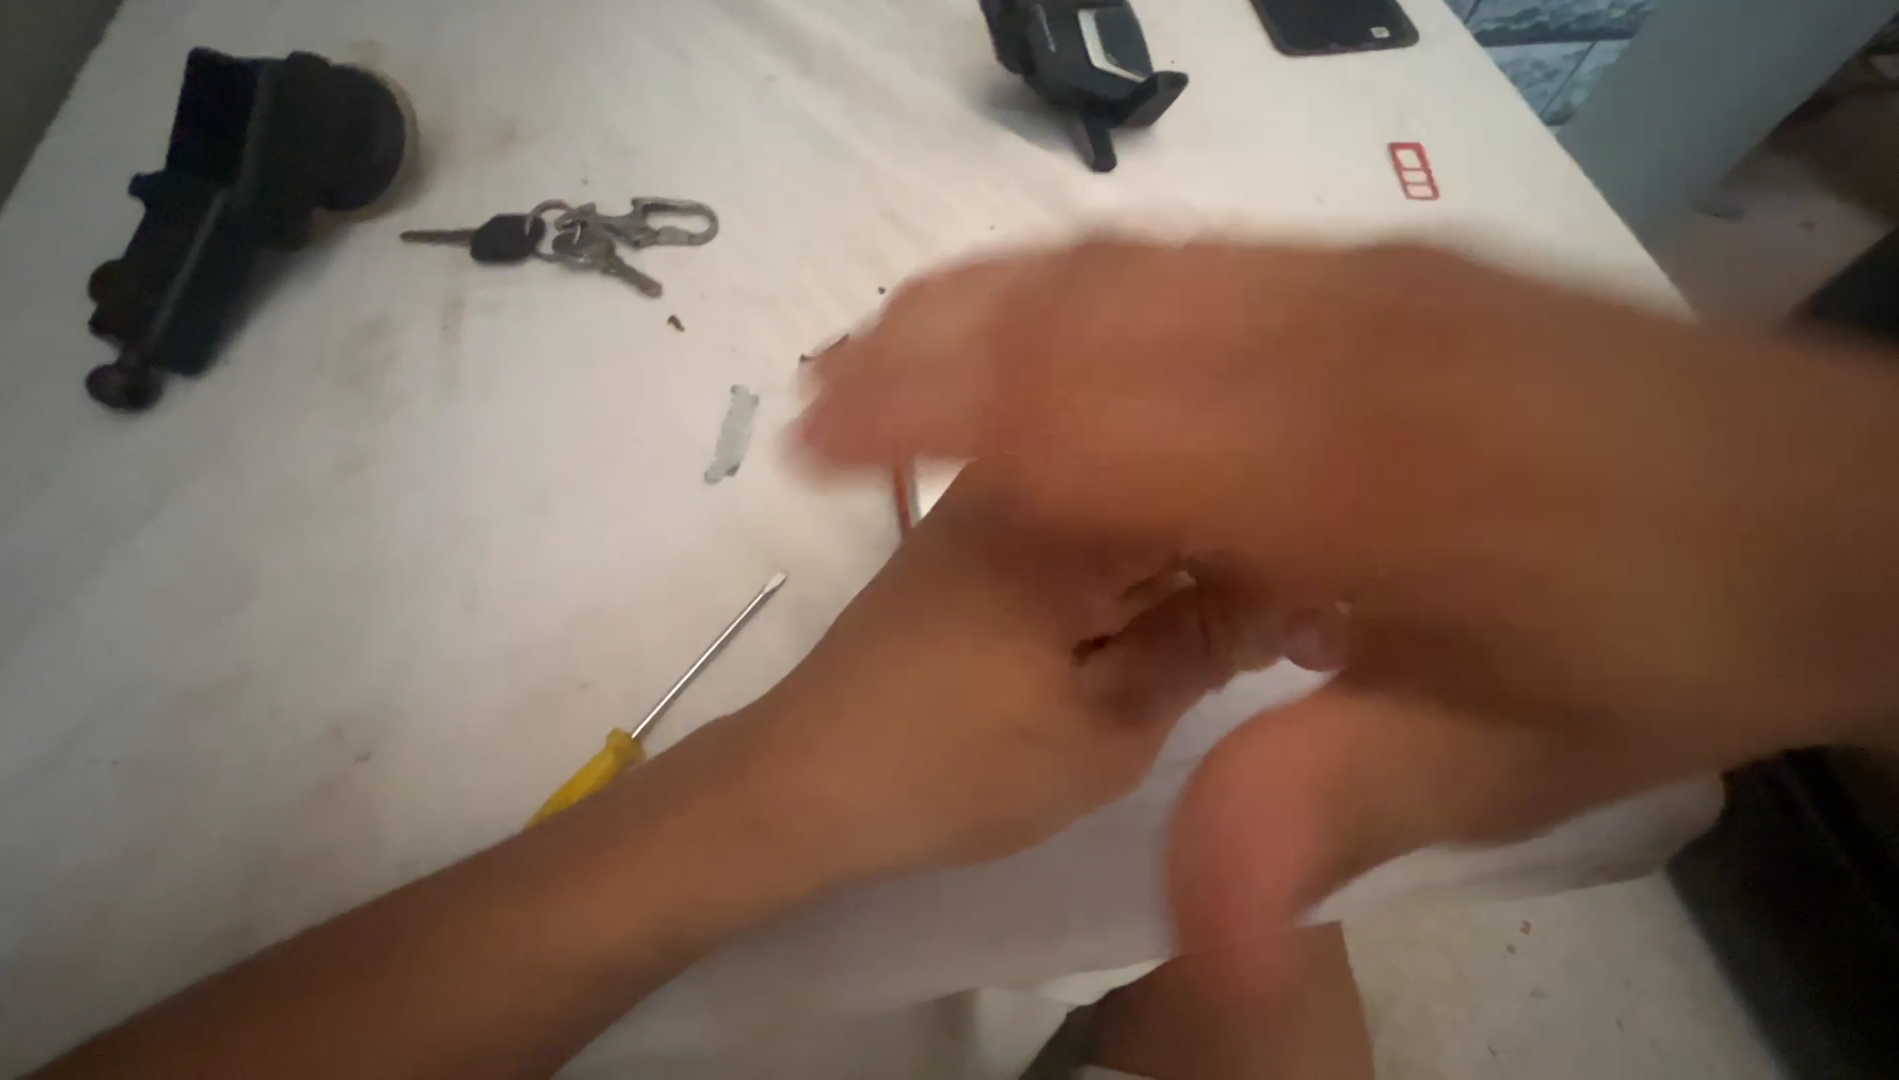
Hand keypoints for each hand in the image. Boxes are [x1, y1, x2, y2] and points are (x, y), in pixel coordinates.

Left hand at [692, 468, 1276, 884]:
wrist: (809, 775)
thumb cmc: (958, 763)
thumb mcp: (1105, 725)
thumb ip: (1205, 644)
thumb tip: (1298, 590)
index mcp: (1070, 501)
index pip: (1220, 485)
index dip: (1290, 557)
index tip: (1326, 629)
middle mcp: (1028, 467)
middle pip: (1174, 485)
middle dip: (1238, 561)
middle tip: (1287, 645)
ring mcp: (993, 492)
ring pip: (1129, 504)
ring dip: (1182, 566)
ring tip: (1220, 642)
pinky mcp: (972, 527)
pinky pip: (1078, 525)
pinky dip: (1122, 571)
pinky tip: (1144, 623)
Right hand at [797, 239, 1898, 981]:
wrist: (1826, 505)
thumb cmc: (1643, 641)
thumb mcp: (1494, 769)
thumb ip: (1317, 829)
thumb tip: (1204, 967)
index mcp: (1352, 484)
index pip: (1092, 434)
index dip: (936, 430)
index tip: (820, 445)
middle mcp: (1334, 352)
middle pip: (1079, 327)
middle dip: (925, 353)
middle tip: (816, 395)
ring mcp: (1354, 284)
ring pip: (1118, 271)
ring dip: (981, 302)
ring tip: (879, 340)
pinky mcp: (1367, 262)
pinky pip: (1183, 253)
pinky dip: (1069, 274)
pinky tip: (1012, 301)